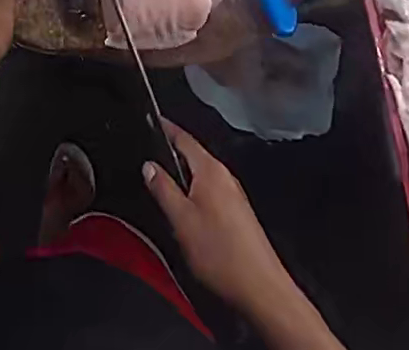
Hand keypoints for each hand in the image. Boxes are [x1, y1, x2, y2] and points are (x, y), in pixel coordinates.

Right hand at [142, 121, 296, 310]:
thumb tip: (149, 165)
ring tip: (161, 180)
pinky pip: (209, 190)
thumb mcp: (181, 220)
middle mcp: (224, 175)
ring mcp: (233, 193)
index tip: (152, 119)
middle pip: (193, 155)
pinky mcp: (237, 211)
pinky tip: (183, 207)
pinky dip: (193, 190)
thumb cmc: (219, 252)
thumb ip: (163, 189)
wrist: (259, 287)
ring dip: (182, 174)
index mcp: (211, 170)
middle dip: (172, 153)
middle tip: (149, 153)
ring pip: (201, 174)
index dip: (166, 128)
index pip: (184, 138)